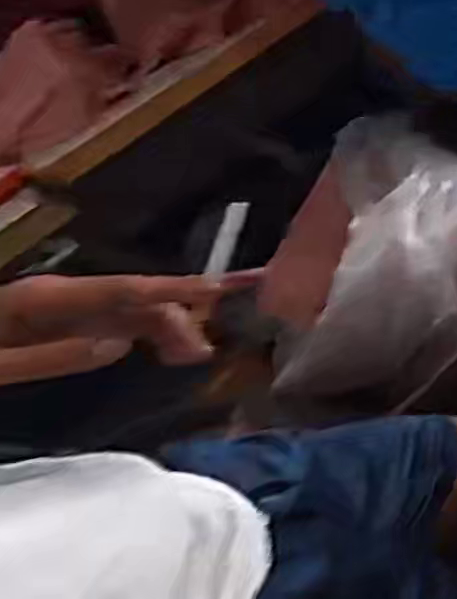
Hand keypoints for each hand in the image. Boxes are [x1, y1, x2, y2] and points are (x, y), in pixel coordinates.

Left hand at [0, 271, 259, 385]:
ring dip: (170, 331)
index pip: (126, 288)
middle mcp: (65, 297)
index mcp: (44, 297)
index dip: (177, 287)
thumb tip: (117, 345)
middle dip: (177, 320)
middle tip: (200, 352)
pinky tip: (169, 350)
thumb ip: (45, 357)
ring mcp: (67, 313)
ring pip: (137, 313)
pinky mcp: (66, 330)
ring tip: (192, 355)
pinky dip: (151, 337)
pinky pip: (121, 327)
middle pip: (139, 301)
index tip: (224, 287)